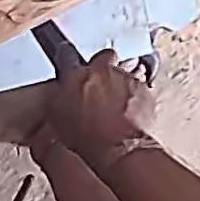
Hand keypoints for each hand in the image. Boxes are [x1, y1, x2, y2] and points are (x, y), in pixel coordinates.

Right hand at [44, 49, 156, 166]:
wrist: (116, 147)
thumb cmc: (85, 134)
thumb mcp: (55, 114)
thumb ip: (57, 95)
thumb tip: (58, 91)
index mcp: (75, 75)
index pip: (66, 54)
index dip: (66, 56)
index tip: (66, 57)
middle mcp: (102, 71)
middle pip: (103, 56)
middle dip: (101, 66)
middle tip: (96, 81)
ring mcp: (125, 79)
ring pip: (122, 73)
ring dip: (117, 84)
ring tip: (111, 104)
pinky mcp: (143, 91)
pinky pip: (137, 88)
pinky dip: (132, 97)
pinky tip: (124, 112)